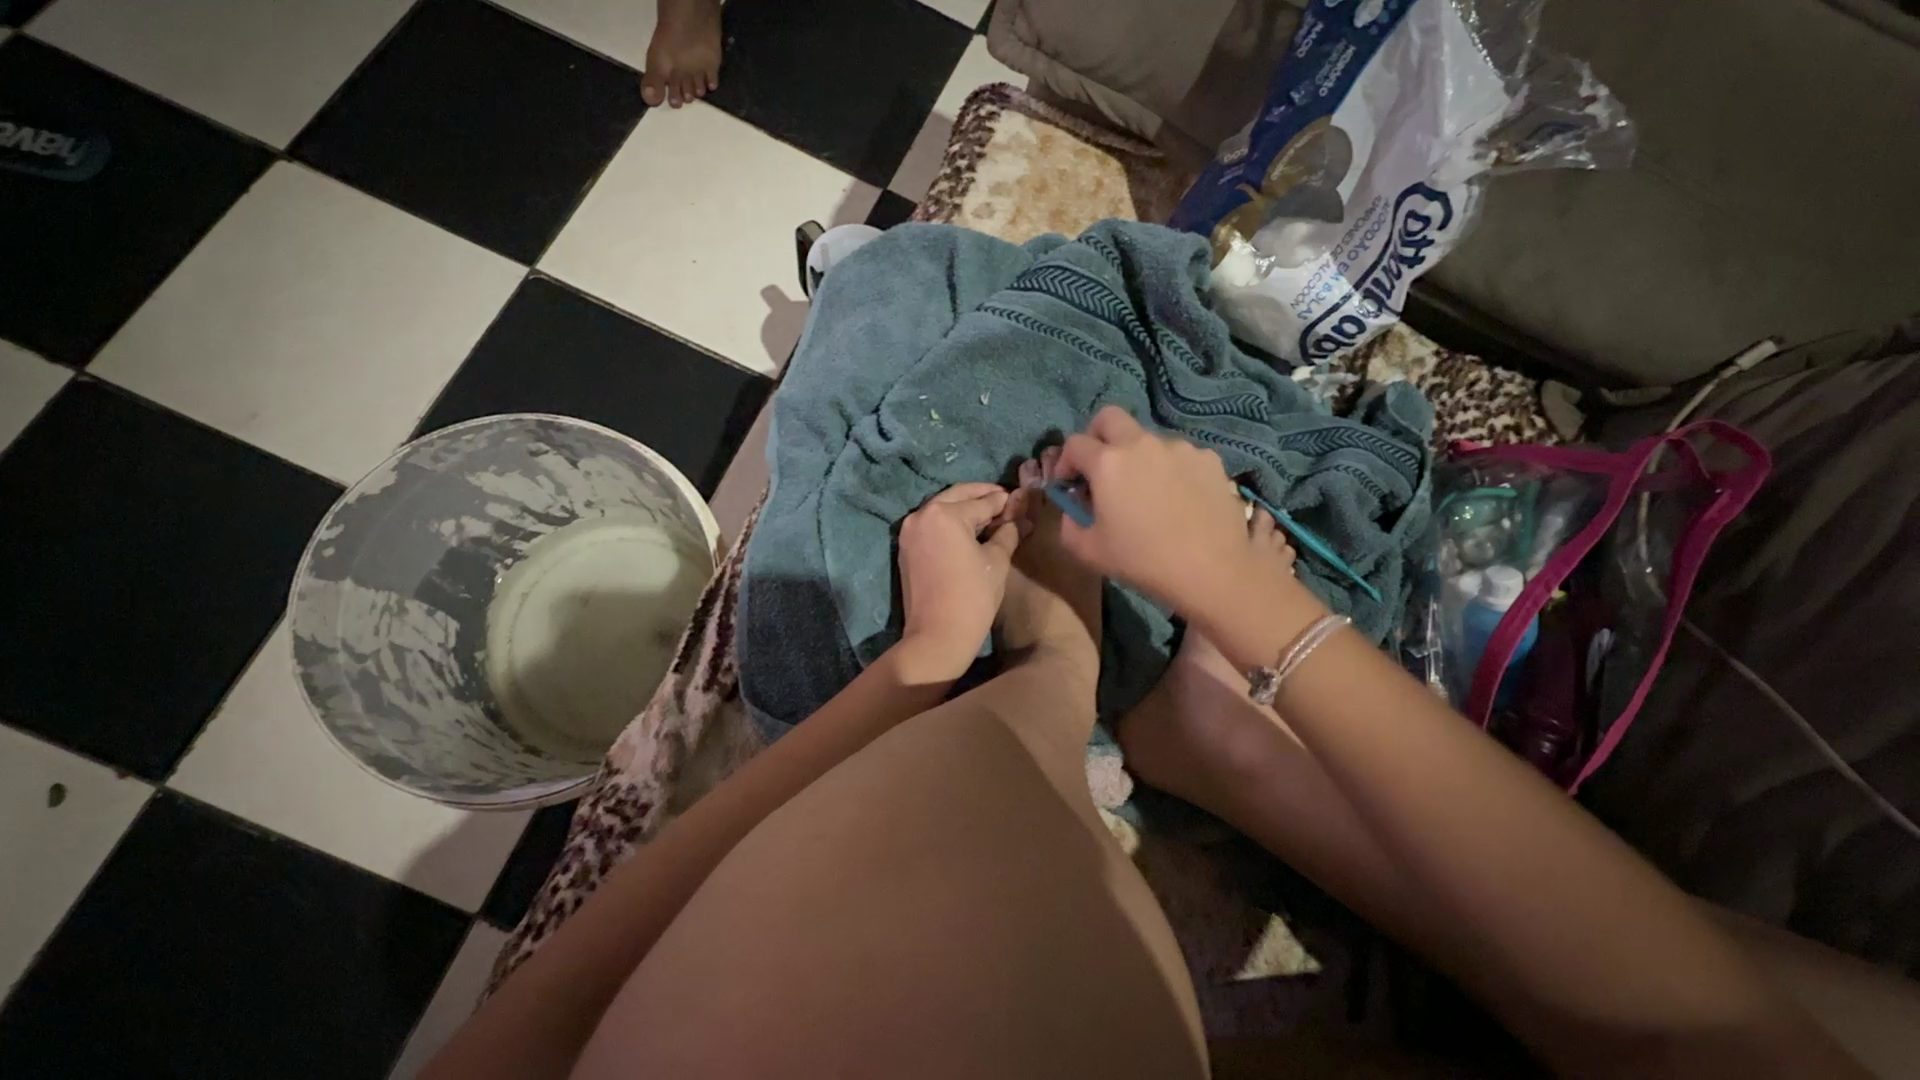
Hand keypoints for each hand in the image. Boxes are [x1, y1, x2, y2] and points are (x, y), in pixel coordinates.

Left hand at [896, 483, 1024, 678]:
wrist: (937, 635)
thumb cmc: (972, 596)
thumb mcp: (996, 561)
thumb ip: (1007, 533)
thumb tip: (1021, 519)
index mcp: (945, 514)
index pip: (982, 501)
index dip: (1004, 501)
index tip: (1020, 500)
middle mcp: (921, 515)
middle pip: (957, 497)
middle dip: (982, 496)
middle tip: (1005, 500)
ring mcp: (910, 531)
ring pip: (942, 509)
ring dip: (965, 508)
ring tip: (990, 516)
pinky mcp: (906, 547)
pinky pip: (931, 525)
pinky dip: (950, 522)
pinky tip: (969, 530)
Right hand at [1053, 406, 1260, 617]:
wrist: (1212, 569)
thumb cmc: (1143, 561)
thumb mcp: (1088, 551)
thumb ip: (1069, 523)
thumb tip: (1075, 506)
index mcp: (1107, 462)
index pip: (1075, 443)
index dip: (1065, 462)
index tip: (1069, 484)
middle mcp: (1142, 443)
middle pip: (1110, 417)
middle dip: (1097, 436)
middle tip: (1101, 467)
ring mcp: (1179, 447)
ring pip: (1148, 439)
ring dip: (1138, 457)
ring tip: (1147, 492)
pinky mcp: (1209, 459)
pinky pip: (1180, 456)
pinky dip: (1171, 470)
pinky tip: (1179, 499)